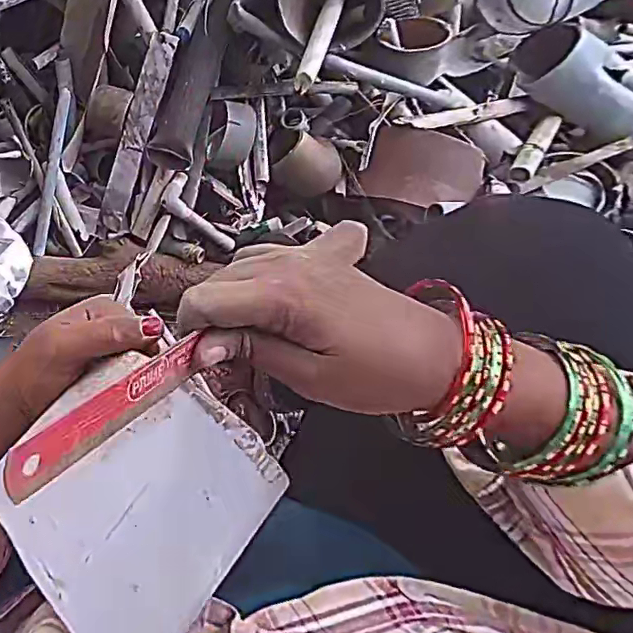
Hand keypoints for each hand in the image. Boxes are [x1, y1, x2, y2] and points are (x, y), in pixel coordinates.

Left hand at [0, 296, 160, 470]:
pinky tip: (120, 402)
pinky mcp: (109, 384)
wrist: (12, 410)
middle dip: (143, 365)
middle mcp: (108, 331)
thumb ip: (105, 332)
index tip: (145, 365)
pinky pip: (131, 387)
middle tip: (128, 383)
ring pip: (141, 368)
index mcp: (100, 310)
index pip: (141, 323)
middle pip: (145, 347)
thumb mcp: (64, 345)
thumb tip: (148, 326)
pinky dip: (130, 395)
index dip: (147, 344)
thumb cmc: (29, 374)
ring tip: (120, 394)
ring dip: (137, 384)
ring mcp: (109, 359)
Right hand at [176, 222, 462, 416]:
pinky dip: (256, 277)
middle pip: (217, 282)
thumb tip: (205, 346)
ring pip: (238, 266)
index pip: (205, 299)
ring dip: (232, 299)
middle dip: (210, 320)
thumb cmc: (385, 372)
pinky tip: (267, 300)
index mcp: (286, 291)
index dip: (193, 332)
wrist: (439, 356)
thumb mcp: (311, 378)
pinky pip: (268, 255)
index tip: (201, 359)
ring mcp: (306, 256)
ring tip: (250, 335)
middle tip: (226, 358)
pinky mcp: (319, 258)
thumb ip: (253, 352)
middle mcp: (292, 263)